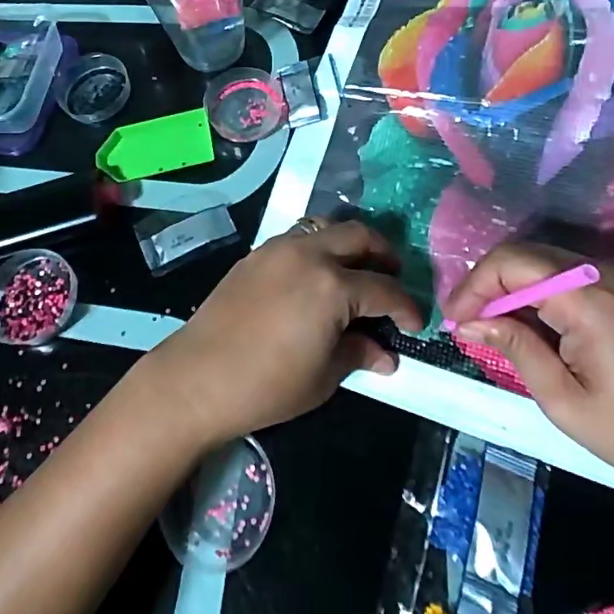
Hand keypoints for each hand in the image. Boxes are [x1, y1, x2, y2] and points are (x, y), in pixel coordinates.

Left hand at [135, 220, 423, 446]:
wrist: (197, 377)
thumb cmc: (267, 385)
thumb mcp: (323, 376)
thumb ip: (357, 353)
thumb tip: (385, 354)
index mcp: (332, 285)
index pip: (384, 289)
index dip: (406, 307)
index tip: (416, 322)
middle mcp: (307, 254)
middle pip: (358, 236)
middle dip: (383, 254)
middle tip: (392, 279)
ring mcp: (276, 249)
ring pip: (324, 228)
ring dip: (348, 245)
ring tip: (356, 272)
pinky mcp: (254, 256)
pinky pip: (296, 238)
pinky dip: (316, 248)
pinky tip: (316, 276)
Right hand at [442, 243, 613, 509]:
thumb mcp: (566, 401)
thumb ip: (515, 350)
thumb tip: (468, 323)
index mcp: (588, 298)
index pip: (509, 264)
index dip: (472, 287)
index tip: (453, 322)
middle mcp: (603, 274)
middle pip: (523, 255)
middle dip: (485, 284)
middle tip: (464, 323)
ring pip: (542, 262)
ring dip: (508, 287)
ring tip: (487, 326)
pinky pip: (565, 276)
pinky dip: (535, 292)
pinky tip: (524, 324)